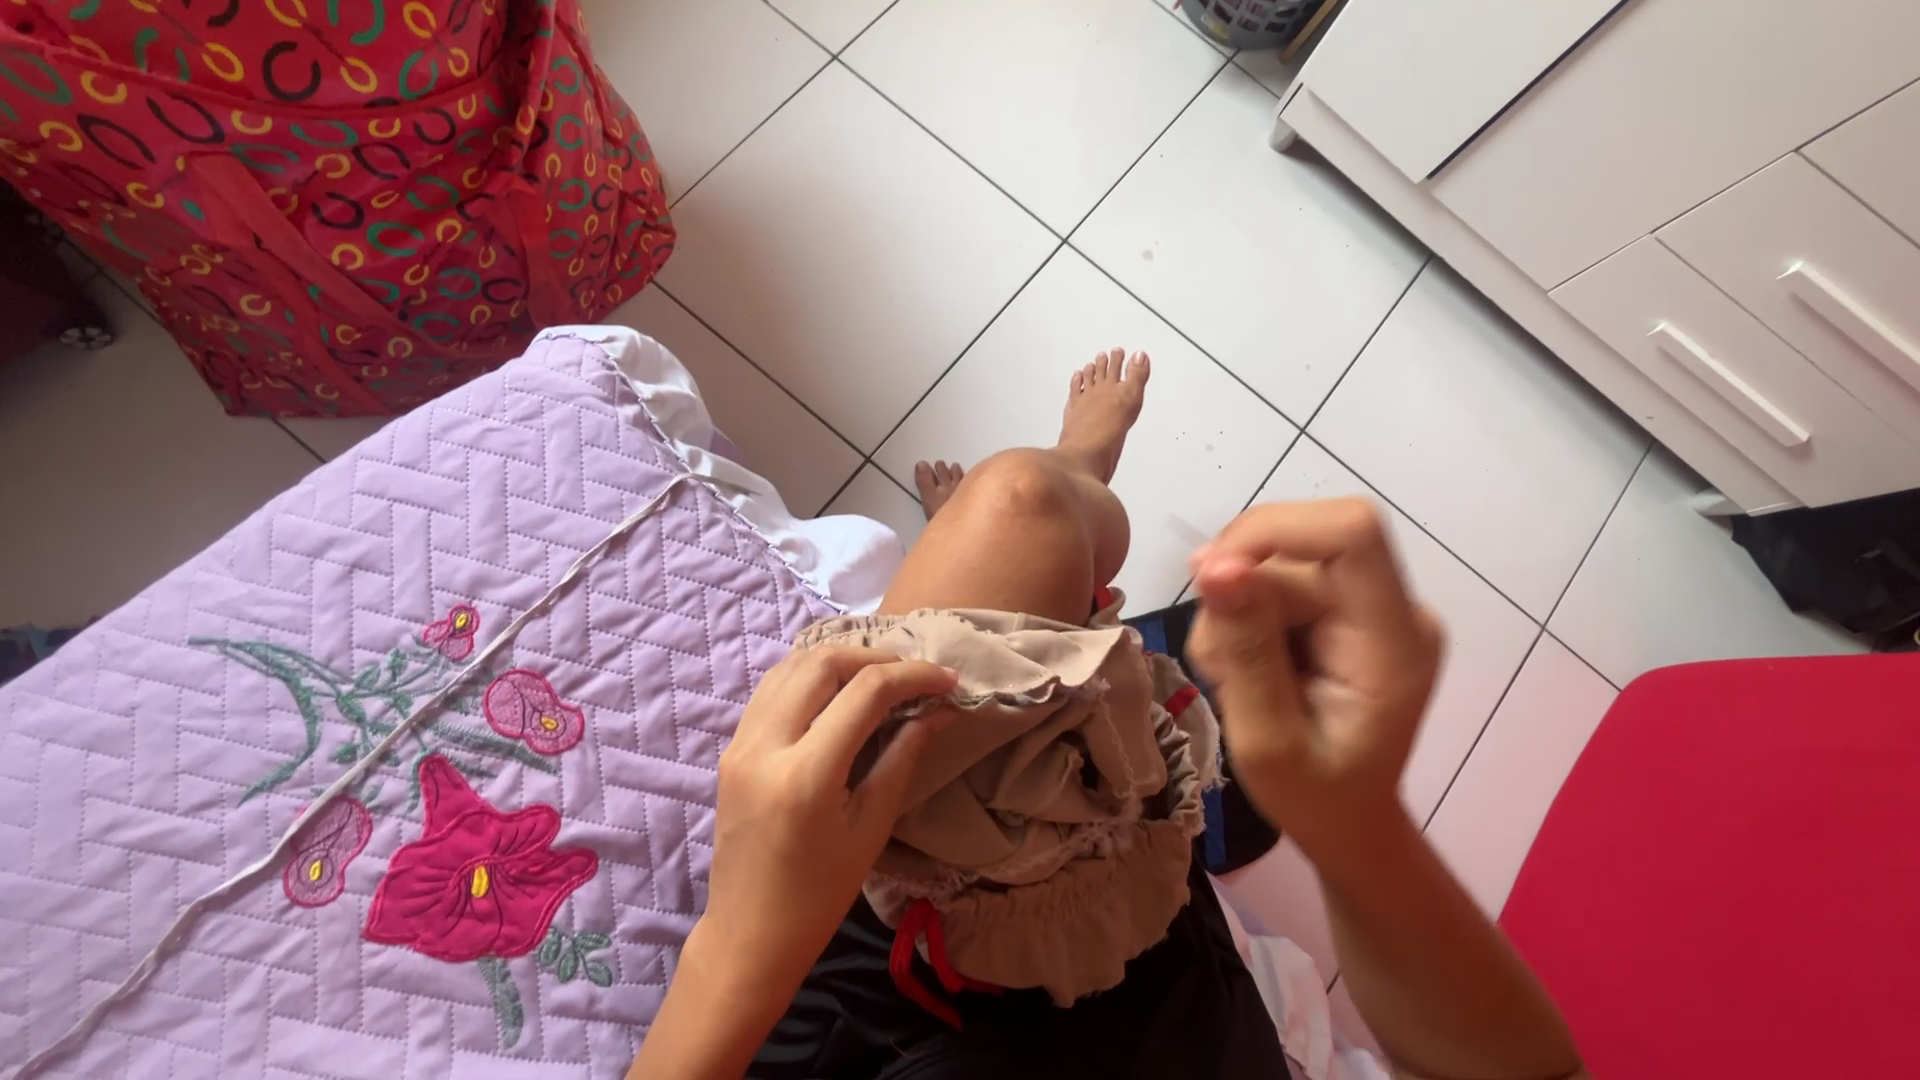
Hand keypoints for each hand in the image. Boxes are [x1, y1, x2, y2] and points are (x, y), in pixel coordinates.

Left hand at [704, 645, 957, 980]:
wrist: (749, 933)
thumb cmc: (821, 892)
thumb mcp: (872, 825)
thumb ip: (904, 755)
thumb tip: (942, 709)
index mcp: (805, 774)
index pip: (865, 692)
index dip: (913, 676)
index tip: (948, 680)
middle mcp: (765, 745)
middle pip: (823, 662)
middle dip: (876, 657)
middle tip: (914, 676)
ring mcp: (740, 742)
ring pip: (792, 665)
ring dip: (841, 659)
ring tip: (881, 677)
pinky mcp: (732, 746)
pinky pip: (772, 687)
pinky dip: (809, 675)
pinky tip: (837, 691)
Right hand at [1186, 498, 1441, 869]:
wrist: (1348, 820)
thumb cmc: (1314, 797)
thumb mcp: (1265, 739)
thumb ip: (1244, 650)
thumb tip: (1213, 565)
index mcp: (1393, 642)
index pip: (1349, 533)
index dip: (1272, 530)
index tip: (1209, 575)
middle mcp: (1393, 607)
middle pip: (1297, 549)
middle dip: (1236, 594)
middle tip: (1217, 664)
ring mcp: (1370, 606)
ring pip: (1275, 564)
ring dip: (1231, 613)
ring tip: (1233, 679)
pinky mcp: (1343, 609)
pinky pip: (1276, 581)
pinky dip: (1240, 616)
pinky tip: (1246, 666)